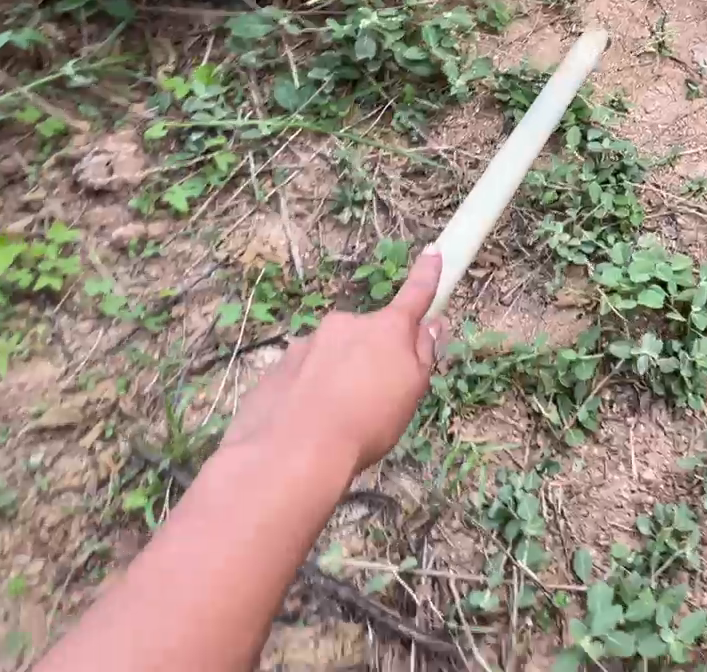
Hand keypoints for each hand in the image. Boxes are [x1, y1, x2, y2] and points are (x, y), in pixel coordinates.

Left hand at [223, 248, 444, 475]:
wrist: (287, 456)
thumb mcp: (414, 389)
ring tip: (338, 418)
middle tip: (378, 394)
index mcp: (387, 328)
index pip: (416, 294)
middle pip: (369, 334)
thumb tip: (429, 326)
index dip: (428, 273)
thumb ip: (423, 353)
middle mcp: (346, 325)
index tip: (433, 251)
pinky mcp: (273, 370)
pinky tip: (309, 423)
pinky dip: (310, 392)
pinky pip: (302, 375)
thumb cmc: (367, 420)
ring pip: (333, 355)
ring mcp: (306, 345)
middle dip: (374, 354)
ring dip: (339, 375)